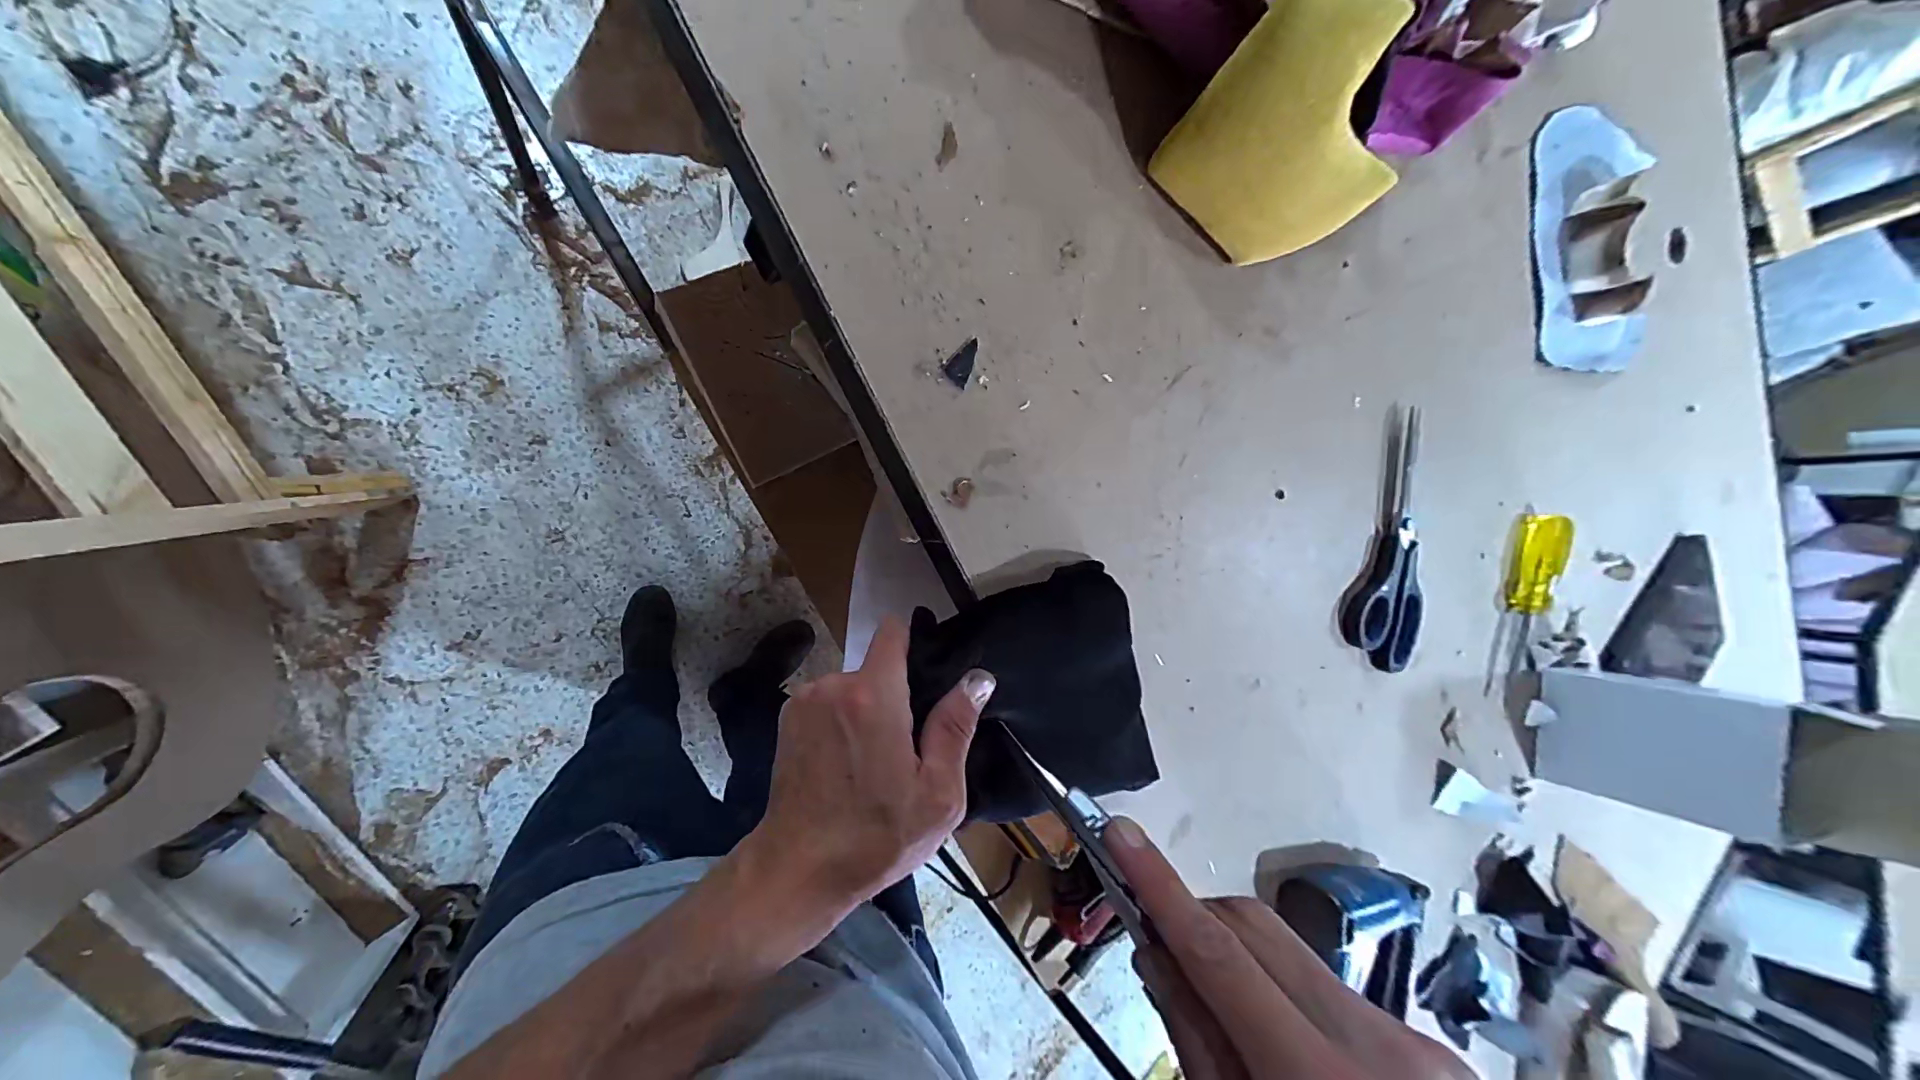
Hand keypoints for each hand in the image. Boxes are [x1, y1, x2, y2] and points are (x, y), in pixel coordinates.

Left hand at [741, 617, 993, 921]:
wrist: (798, 870)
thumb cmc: (875, 837)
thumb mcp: (937, 793)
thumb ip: (955, 727)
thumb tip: (977, 679)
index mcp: (872, 695)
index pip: (893, 632)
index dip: (914, 642)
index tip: (927, 672)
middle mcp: (832, 686)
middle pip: (876, 669)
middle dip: (894, 696)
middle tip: (906, 748)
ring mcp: (804, 702)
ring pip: (852, 689)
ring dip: (866, 711)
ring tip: (874, 763)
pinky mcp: (786, 721)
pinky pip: (828, 704)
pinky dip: (841, 723)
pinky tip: (847, 766)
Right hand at [1106, 818, 1472, 1079]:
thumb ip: (1199, 1043)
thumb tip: (1157, 952)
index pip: (1220, 955)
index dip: (1161, 888)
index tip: (1121, 834)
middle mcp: (1378, 1045)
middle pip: (1256, 927)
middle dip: (1196, 918)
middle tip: (1160, 946)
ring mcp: (1417, 1041)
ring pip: (1292, 951)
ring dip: (1240, 958)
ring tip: (1224, 1013)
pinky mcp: (1433, 1045)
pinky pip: (1331, 988)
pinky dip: (1286, 995)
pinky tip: (1287, 1049)